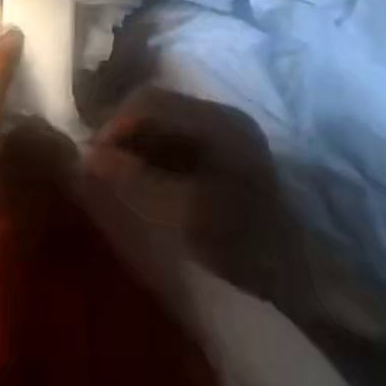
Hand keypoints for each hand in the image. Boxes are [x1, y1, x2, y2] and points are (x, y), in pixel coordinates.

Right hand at [86, 87, 309, 308]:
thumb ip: (132, 178)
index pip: (149, 102)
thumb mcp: (180, 211)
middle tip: (100, 170)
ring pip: (162, 125)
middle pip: (155, 109)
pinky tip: (143, 184)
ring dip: (135, 147)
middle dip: (123, 135)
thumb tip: (87, 157)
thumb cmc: (240, 244)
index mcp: (218, 122)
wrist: (297, 283)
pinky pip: (175, 142)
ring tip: (117, 179)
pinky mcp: (224, 156)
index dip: (114, 126)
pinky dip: (151, 158)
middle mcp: (223, 118)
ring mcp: (226, 136)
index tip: (92, 160)